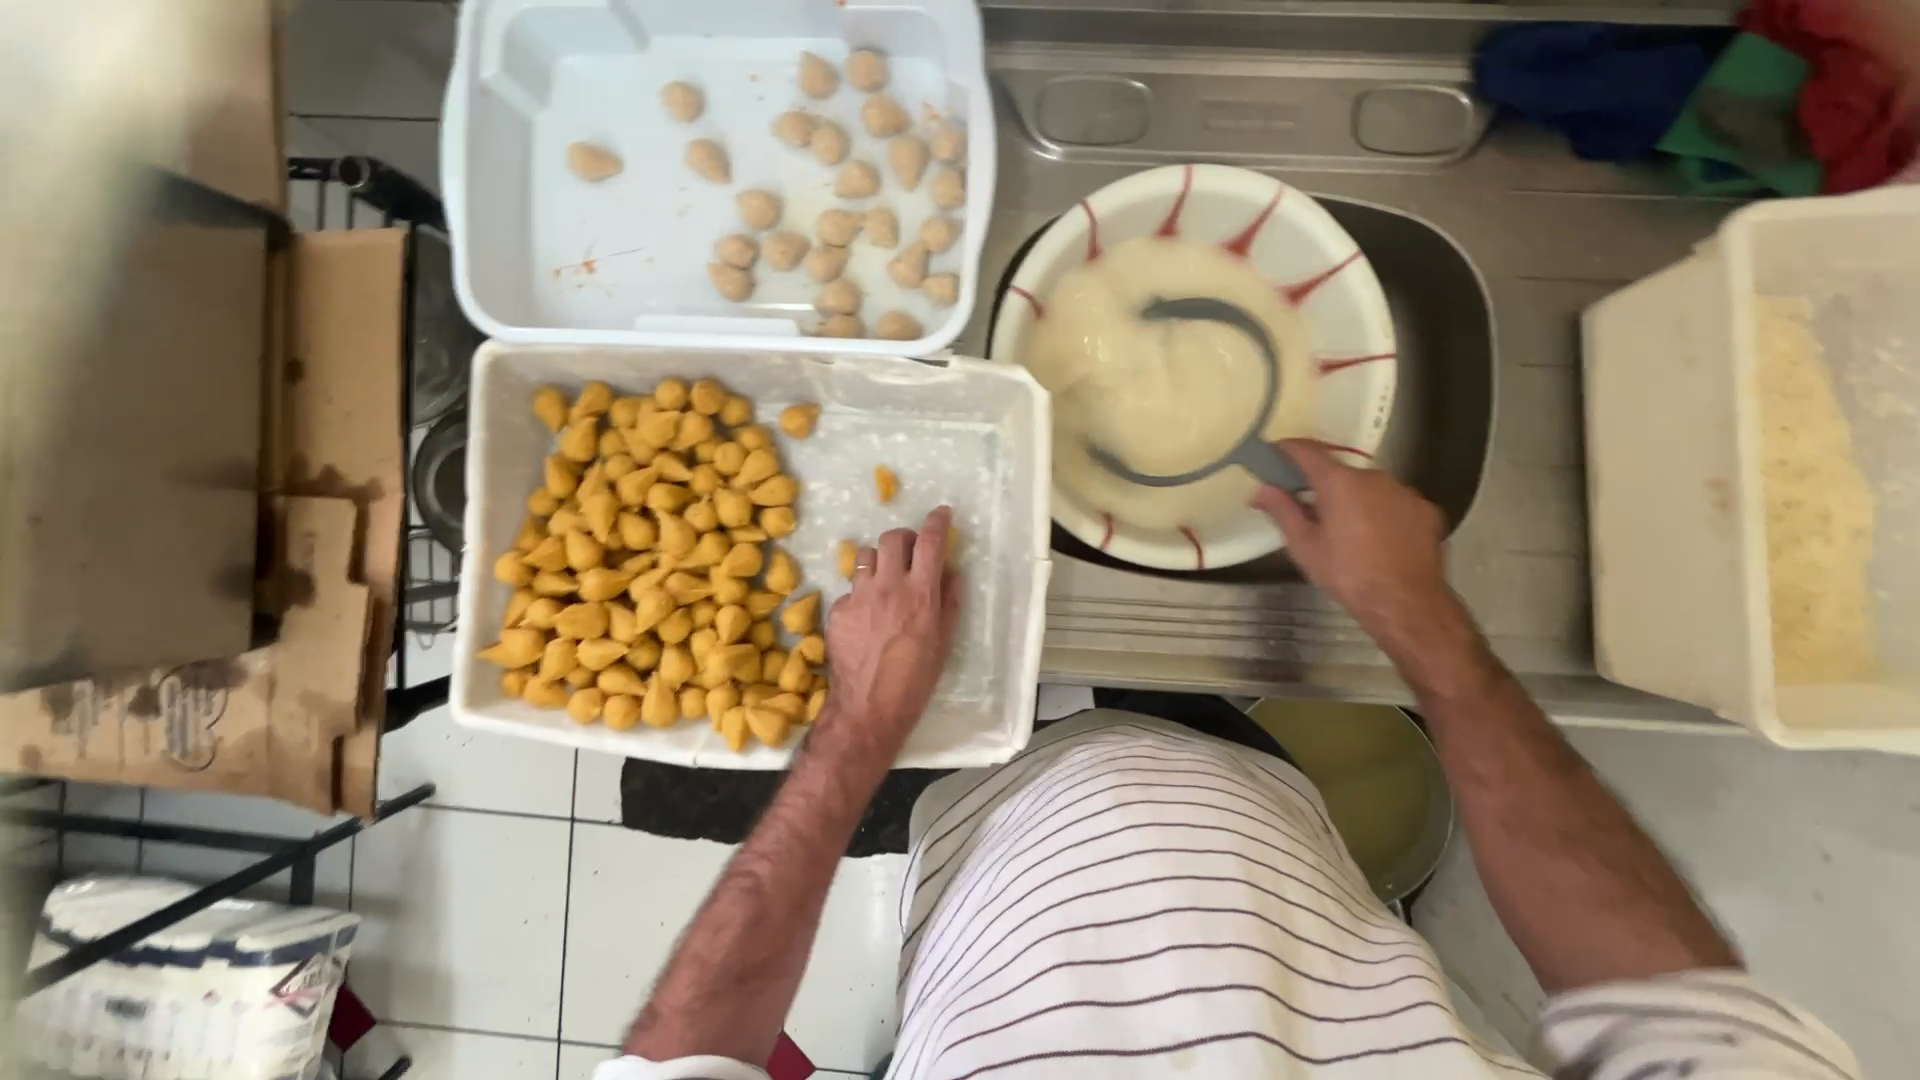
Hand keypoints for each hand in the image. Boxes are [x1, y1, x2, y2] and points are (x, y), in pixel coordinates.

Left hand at [823, 506, 960, 746]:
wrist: (867, 708)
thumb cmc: (915, 681)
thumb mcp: (943, 642)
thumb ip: (948, 602)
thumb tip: (949, 572)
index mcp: (920, 594)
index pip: (931, 542)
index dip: (938, 521)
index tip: (942, 514)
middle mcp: (888, 587)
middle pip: (893, 538)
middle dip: (905, 538)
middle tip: (911, 552)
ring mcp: (858, 597)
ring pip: (866, 556)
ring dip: (880, 561)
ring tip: (885, 580)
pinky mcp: (837, 610)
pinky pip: (851, 589)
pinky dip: (862, 595)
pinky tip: (866, 617)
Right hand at [1254, 440, 1463, 659]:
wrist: (1406, 602)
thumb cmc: (1347, 573)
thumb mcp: (1304, 546)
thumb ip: (1282, 511)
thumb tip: (1262, 490)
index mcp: (1340, 482)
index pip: (1309, 452)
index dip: (1288, 448)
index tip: (1274, 451)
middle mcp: (1375, 478)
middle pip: (1341, 472)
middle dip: (1323, 485)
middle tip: (1308, 508)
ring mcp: (1405, 492)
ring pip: (1370, 488)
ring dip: (1354, 499)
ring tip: (1346, 529)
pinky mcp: (1426, 510)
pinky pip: (1394, 504)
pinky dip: (1381, 513)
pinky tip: (1377, 539)